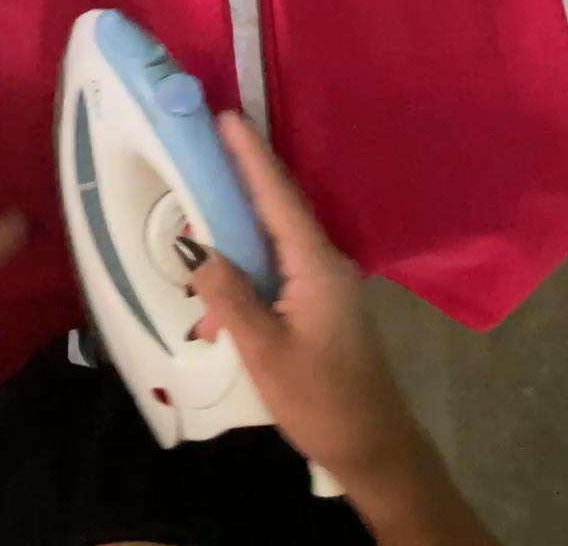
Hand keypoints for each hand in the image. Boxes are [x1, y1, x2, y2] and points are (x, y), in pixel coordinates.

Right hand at [188, 113, 418, 485]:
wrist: (376, 450)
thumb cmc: (322, 400)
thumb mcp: (265, 350)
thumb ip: (228, 294)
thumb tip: (191, 246)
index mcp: (314, 265)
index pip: (276, 196)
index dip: (251, 155)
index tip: (227, 117)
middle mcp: (322, 261)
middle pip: (277, 204)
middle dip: (243, 169)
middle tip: (205, 140)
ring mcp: (322, 281)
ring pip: (274, 233)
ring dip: (239, 215)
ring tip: (202, 195)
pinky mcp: (317, 300)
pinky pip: (276, 260)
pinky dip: (245, 254)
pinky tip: (219, 273)